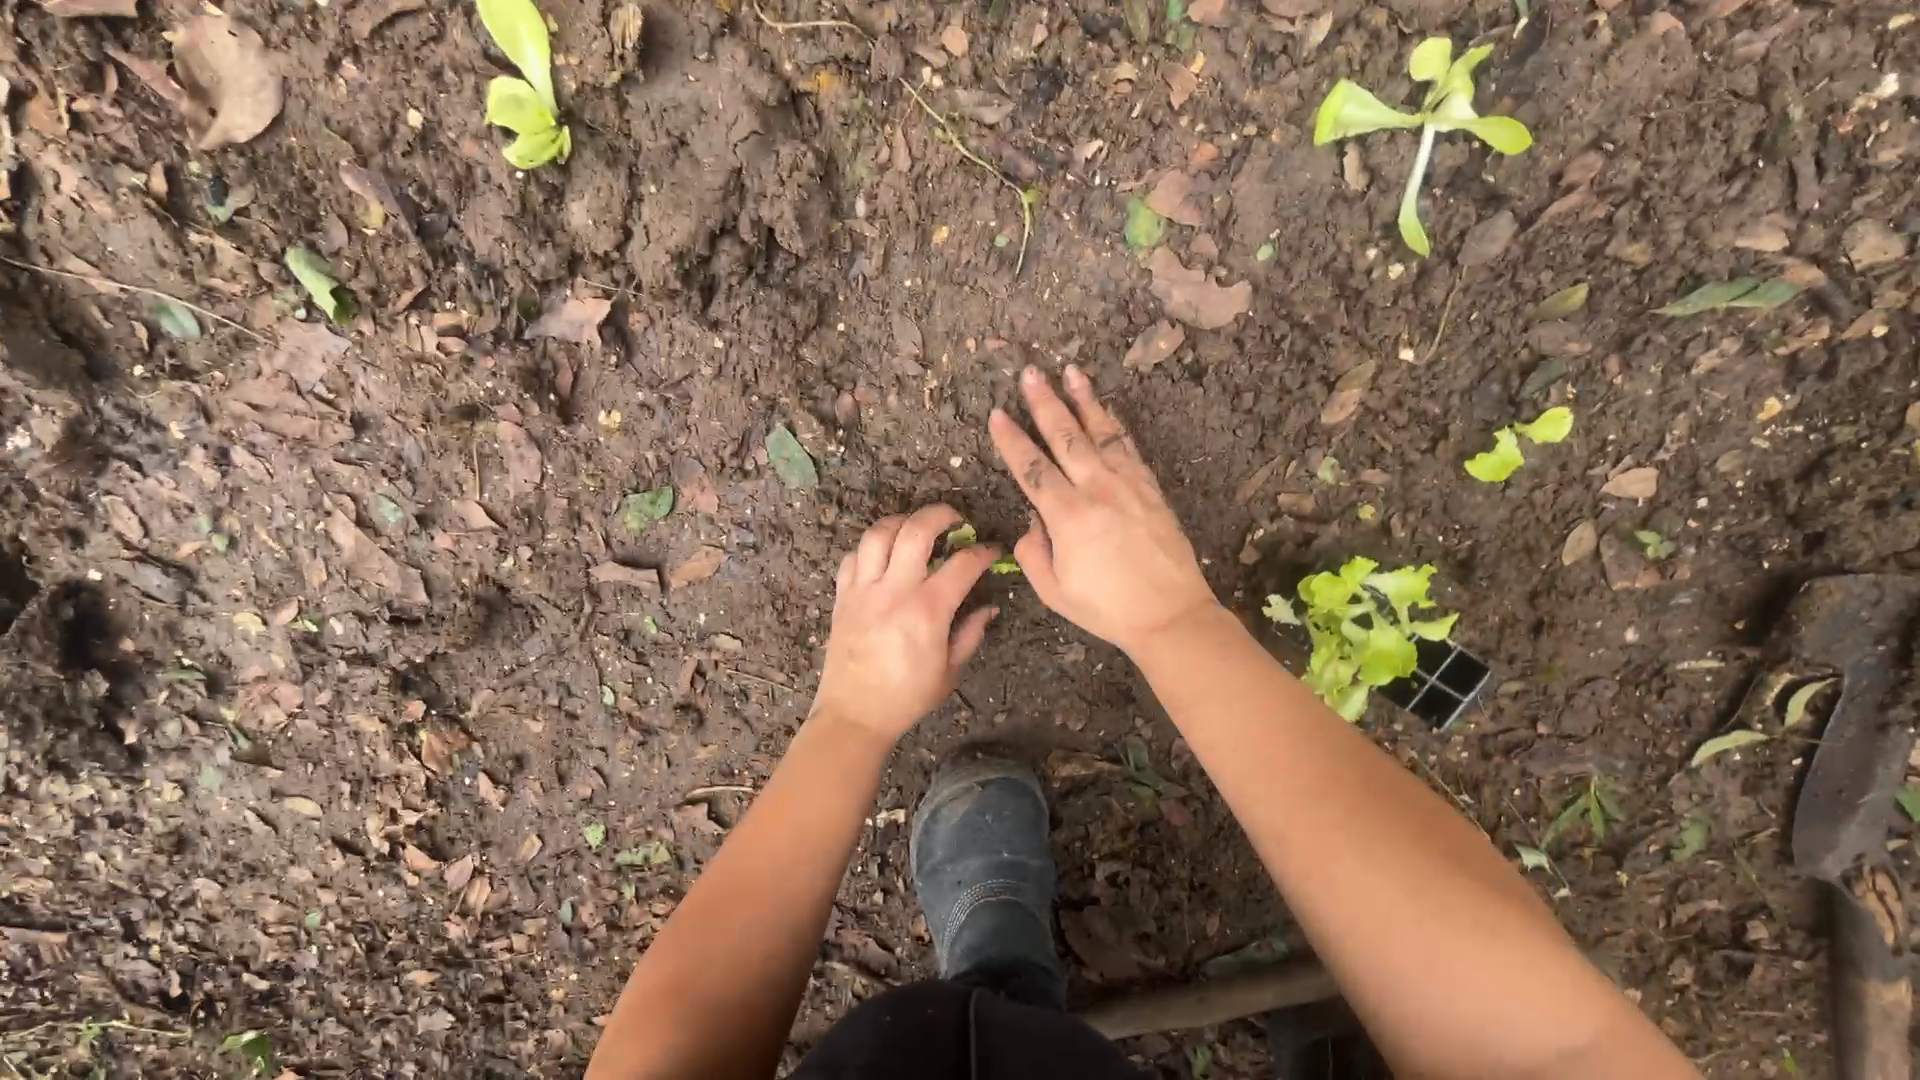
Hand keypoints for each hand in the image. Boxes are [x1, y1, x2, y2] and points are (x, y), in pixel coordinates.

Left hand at [811, 504, 1000, 740]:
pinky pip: (853, 557)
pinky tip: (883, 557)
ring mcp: (863, 591)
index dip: (983, 552)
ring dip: (901, 523)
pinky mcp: (842, 597)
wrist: (854, 714)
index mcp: (927, 611)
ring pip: (879, 533)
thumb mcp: (950, 671)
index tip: (991, 551)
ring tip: (915, 529)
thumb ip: (971, 633)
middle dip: (941, 515)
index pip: (962, 564)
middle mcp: (894, 591)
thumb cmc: (906, 697)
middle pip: (916, 530)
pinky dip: (870, 548)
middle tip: (955, 520)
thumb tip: (988, 608)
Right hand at [989, 365, 1219, 656]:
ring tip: (1071, 371)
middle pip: (1066, 437)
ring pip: (1101, 433)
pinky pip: (1129, 447)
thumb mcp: (1054, 591)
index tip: (998, 414)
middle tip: (1030, 373)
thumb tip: (1031, 521)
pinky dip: (1114, 424)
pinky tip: (1106, 408)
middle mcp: (1098, 491)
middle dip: (1045, 403)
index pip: (1032, 469)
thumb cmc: (1107, 608)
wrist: (1170, 615)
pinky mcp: (1150, 490)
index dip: (1012, 440)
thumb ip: (1033, 552)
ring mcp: (1128, 486)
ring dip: (1084, 400)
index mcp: (1069, 517)